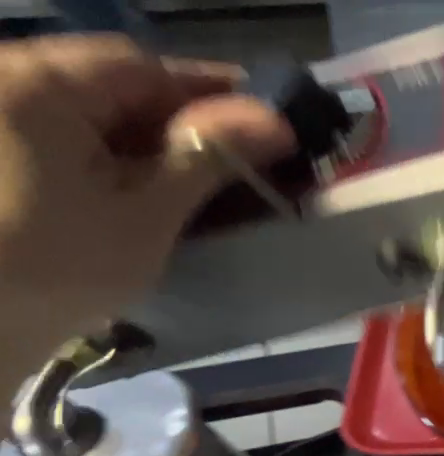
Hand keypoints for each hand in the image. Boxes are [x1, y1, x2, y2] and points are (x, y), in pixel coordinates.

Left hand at [0, 34, 292, 384]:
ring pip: (96, 115)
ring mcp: (0, 120)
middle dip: (188, 121)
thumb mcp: (146, 213)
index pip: (143, 65)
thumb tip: (273, 119)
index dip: (215, 91)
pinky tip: (158, 192)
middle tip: (258, 164)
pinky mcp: (1, 155)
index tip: (278, 127)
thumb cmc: (56, 263)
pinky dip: (122, 160)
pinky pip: (70, 139)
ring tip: (216, 184)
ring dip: (159, 144)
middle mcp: (5, 82)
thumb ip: (207, 157)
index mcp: (36, 83)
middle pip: (115, 87)